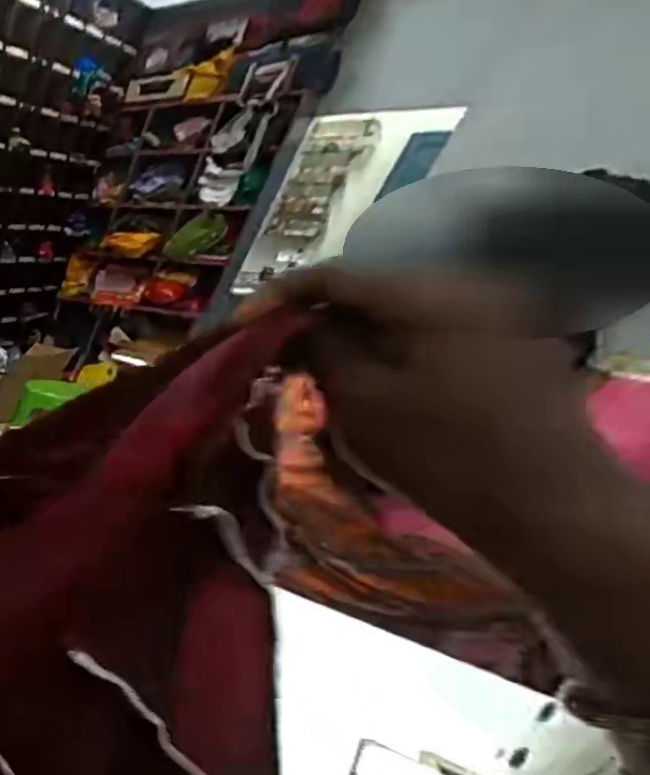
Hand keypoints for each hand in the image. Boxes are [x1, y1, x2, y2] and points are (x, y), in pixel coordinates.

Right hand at [248, 265, 607, 531]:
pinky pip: (415, 329)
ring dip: (336, 331)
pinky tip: (343, 369)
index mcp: (434, 298)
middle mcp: (468, 292)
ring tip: (295, 361)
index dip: (275, 296)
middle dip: (306, 315)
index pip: (335, 276)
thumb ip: (320, 346)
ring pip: (387, 311)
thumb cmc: (435, 448)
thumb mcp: (358, 395)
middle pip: (363, 289)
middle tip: (262, 346)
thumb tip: (293, 324)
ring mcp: (489, 317)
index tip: (236, 325)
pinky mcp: (494, 343)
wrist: (538, 499)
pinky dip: (371, 343)